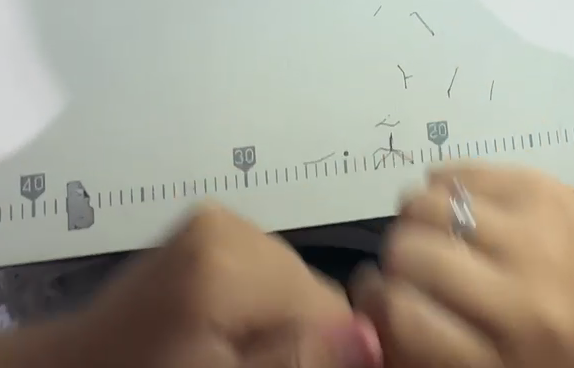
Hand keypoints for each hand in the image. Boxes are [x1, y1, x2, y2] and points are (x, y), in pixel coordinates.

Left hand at [72, 204, 381, 367]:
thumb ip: (295, 362)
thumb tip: (370, 338)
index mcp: (229, 257)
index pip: (328, 302)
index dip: (322, 350)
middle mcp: (225, 221)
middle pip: (307, 286)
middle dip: (293, 333)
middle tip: (243, 361)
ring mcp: (211, 219)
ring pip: (285, 276)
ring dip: (273, 319)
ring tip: (225, 350)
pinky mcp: (202, 228)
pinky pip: (258, 265)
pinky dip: (251, 301)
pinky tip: (217, 329)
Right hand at [353, 164, 573, 367]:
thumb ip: (450, 354)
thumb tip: (383, 318)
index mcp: (510, 361)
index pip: (405, 319)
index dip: (376, 305)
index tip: (377, 297)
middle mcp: (516, 298)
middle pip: (409, 255)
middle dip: (395, 258)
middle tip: (408, 264)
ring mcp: (529, 233)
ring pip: (427, 203)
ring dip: (414, 216)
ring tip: (429, 229)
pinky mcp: (540, 186)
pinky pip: (460, 173)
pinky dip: (443, 185)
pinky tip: (455, 202)